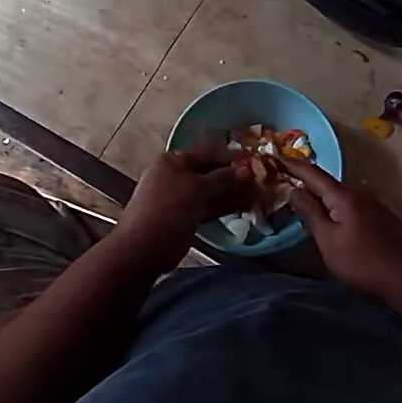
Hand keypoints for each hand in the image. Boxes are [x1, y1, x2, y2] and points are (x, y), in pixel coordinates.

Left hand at [117, 147, 253, 256]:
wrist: (142, 249)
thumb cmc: (167, 210)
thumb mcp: (196, 190)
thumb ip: (222, 179)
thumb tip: (245, 170)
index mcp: (173, 162)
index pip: (206, 152)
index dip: (229, 154)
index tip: (252, 156)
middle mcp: (175, 176)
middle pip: (209, 172)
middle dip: (233, 175)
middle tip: (258, 177)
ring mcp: (179, 198)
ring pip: (210, 191)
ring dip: (232, 192)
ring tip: (256, 192)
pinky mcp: (184, 218)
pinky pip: (208, 207)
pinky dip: (224, 206)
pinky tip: (243, 205)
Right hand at [283, 159, 401, 297]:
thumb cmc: (360, 261)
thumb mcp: (327, 240)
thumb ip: (310, 213)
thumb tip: (294, 190)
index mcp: (343, 196)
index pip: (314, 174)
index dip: (295, 165)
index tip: (278, 158)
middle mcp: (360, 194)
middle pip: (329, 183)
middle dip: (309, 182)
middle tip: (290, 185)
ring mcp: (375, 205)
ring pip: (344, 195)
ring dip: (326, 196)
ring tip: (310, 204)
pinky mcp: (385, 218)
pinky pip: (356, 205)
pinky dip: (341, 207)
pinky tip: (339, 221)